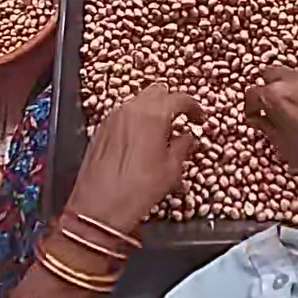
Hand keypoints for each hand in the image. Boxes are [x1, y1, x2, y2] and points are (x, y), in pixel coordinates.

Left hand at [68, 84, 203, 232]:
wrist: (99, 206)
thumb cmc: (138, 189)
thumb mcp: (170, 170)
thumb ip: (182, 146)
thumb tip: (187, 137)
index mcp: (153, 115)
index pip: (179, 98)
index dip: (193, 107)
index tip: (199, 118)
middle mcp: (131, 109)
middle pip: (157, 92)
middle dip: (172, 102)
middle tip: (181, 119)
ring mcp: (114, 116)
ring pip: (139, 100)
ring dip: (153, 109)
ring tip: (162, 131)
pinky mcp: (101, 127)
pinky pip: (124, 113)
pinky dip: (136, 118)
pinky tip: (141, 139)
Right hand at [243, 66, 297, 189]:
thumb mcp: (285, 148)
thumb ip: (267, 126)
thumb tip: (260, 118)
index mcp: (277, 96)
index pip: (252, 93)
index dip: (251, 107)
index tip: (255, 116)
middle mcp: (296, 79)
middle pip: (271, 75)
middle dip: (270, 90)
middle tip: (274, 109)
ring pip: (295, 74)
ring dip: (292, 87)